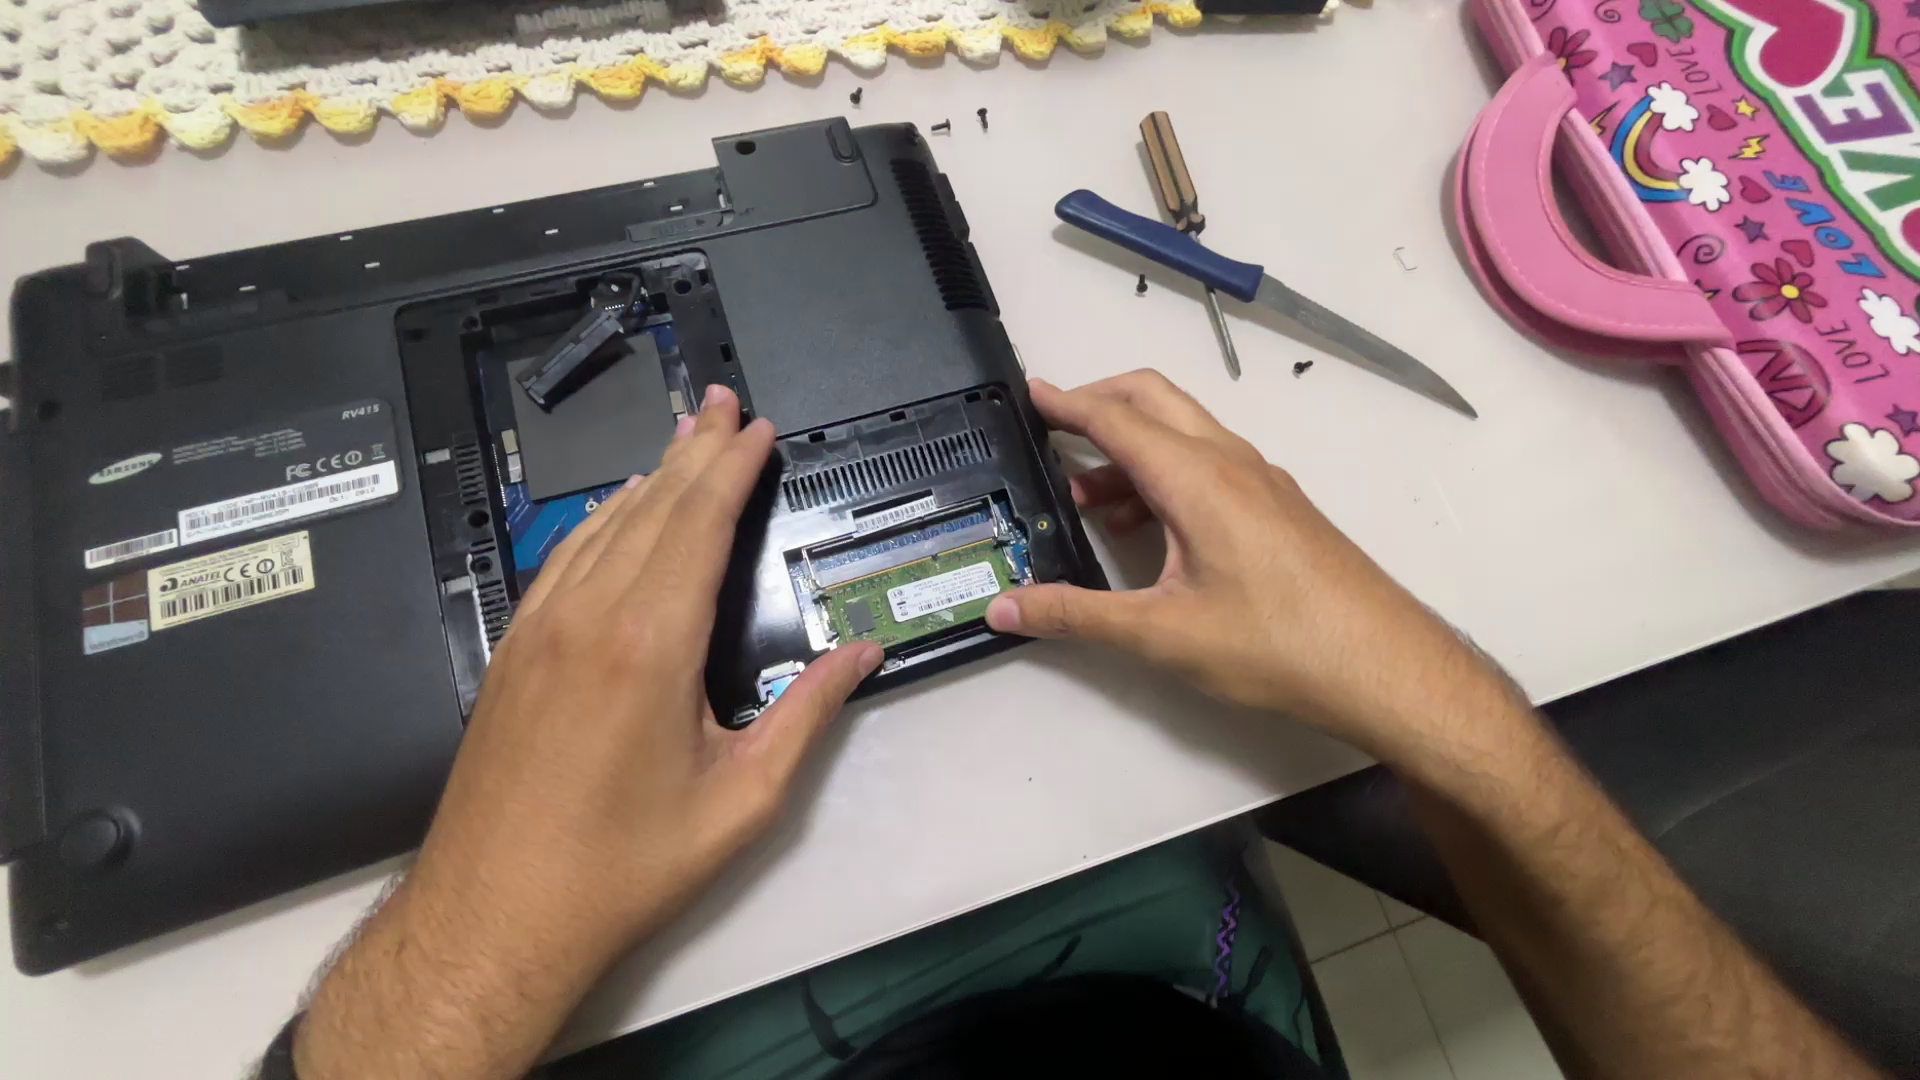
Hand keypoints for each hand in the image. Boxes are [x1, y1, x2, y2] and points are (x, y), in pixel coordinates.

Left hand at [295, 385, 881, 1079]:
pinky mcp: (513, 648)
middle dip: (696, 450)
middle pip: (653, 507)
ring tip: (685, 436)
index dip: (731, 470)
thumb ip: (810, 713)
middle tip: (723, 402)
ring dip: (651, 474)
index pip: (698, 525)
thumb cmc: (628, 864)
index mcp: (652, 643)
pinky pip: (564, 557)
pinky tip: (621, 505)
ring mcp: (541, 627)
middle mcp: (590, 616)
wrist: (492, 920)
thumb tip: (864, 654)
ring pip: (604, 524)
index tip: (757, 430)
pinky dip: (603, 518)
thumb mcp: (744, 798)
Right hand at [986, 371, 1511, 758]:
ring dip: (1131, 446)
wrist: (1384, 667)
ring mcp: (1260, 480)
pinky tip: (1147, 526)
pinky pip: (1208, 463)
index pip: (1116, 419)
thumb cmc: (1274, 644)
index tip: (1031, 392)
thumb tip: (1005, 607)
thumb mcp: (1161, 633)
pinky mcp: (1276, 505)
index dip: (1067, 403)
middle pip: (1155, 399)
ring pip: (1183, 432)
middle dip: (1100, 400)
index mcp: (1196, 478)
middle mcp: (1230, 462)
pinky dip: (1164, 473)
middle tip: (1055, 423)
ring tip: (1087, 495)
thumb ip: (1076, 615)